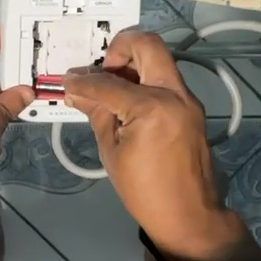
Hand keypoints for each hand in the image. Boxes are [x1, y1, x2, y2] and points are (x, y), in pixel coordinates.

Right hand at [64, 30, 249, 260]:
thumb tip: (78, 92)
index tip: (68, 82)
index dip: (82, 81)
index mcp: (152, 107)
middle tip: (101, 69)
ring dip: (132, 63)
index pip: (108, 82)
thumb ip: (98, 113)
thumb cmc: (145, 191)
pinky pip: (166, 80)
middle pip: (148, 45)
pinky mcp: (192, 108)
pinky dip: (144, 80)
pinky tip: (125, 102)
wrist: (190, 216)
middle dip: (119, 48)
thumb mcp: (112, 152)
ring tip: (109, 87)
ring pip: (160, 59)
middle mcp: (175, 93)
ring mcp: (188, 99)